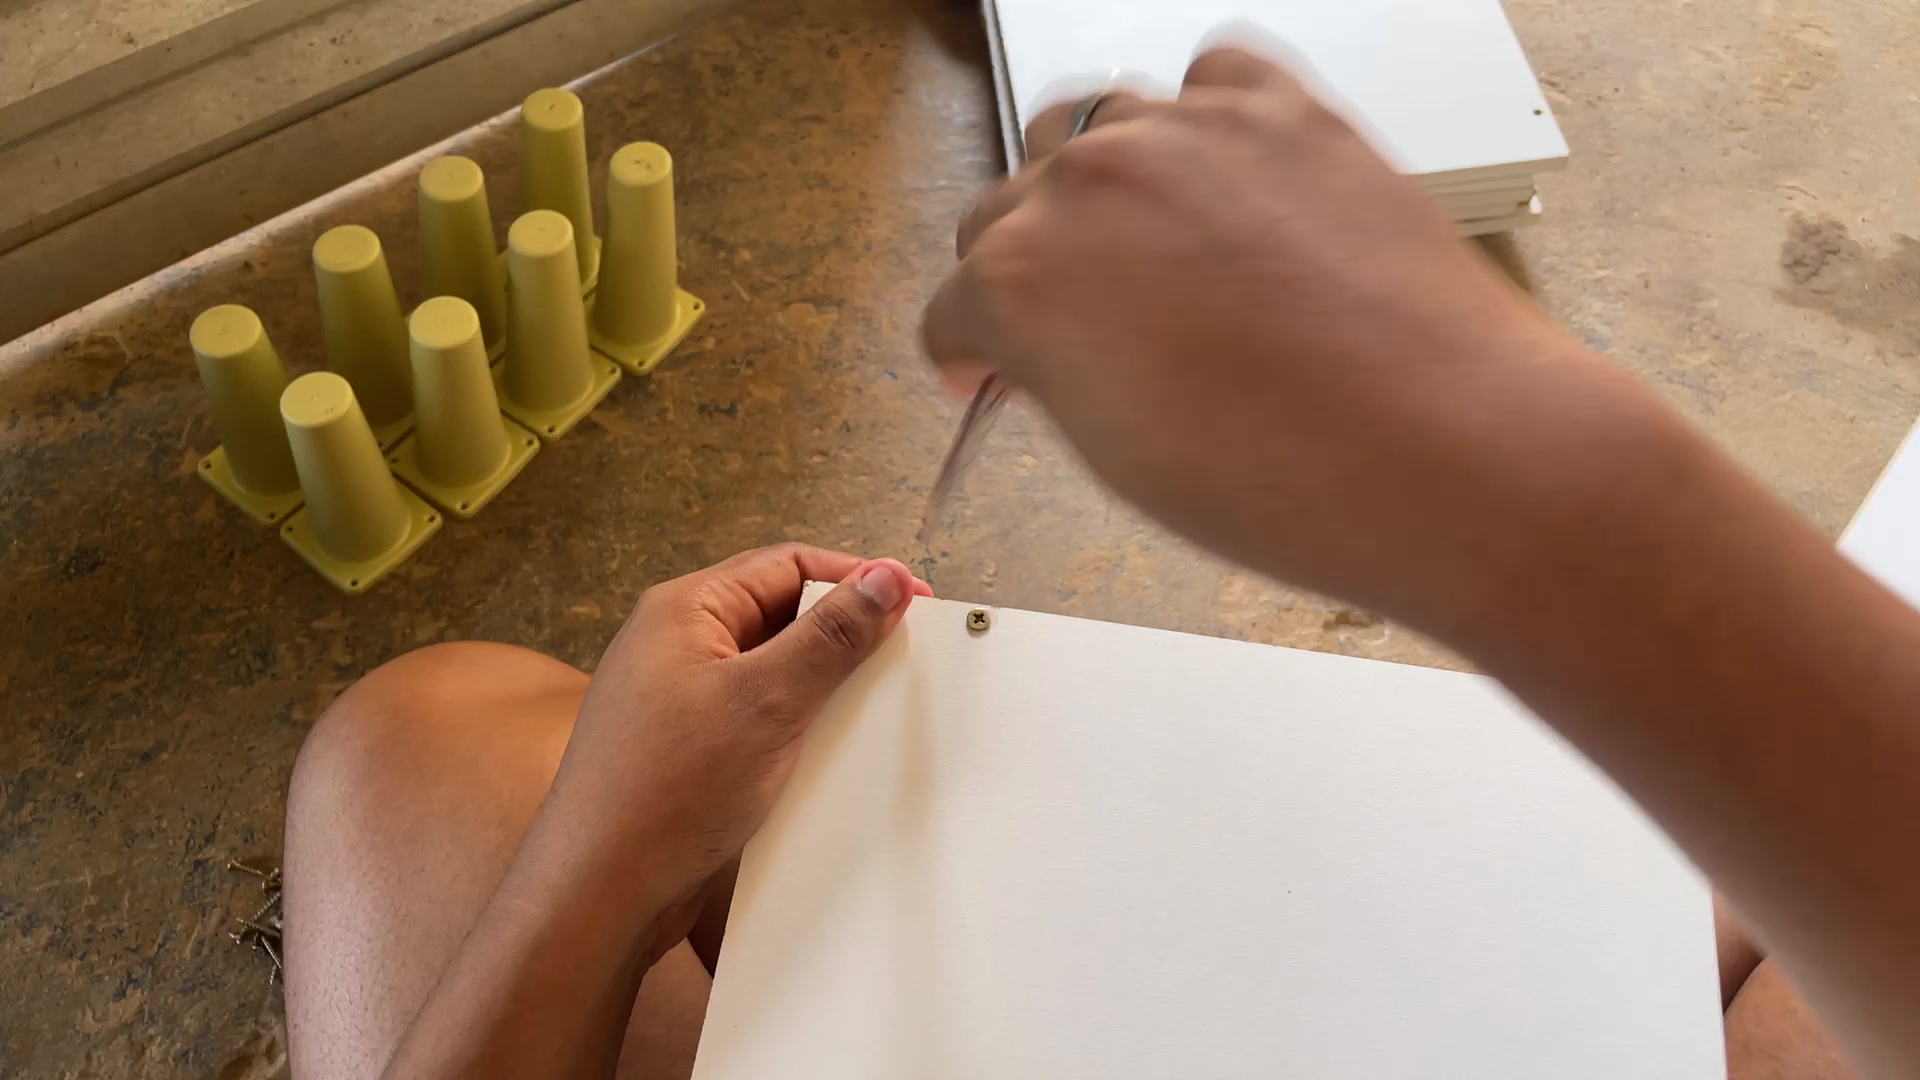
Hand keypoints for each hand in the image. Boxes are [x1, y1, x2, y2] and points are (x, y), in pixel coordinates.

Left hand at [543, 545, 929, 948]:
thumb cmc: (674, 786)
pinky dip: (804, 710)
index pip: (787, 564)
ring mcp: (686, 694)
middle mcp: (683, 641)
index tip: (915, 598)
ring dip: (828, 671)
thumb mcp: (766, 700)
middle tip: (907, 645)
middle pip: (781, 609)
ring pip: (776, 661)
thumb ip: (832, 635)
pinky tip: (839, 732)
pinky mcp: (695, 740)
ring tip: (883, 688)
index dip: (855, 575)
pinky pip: (763, 705)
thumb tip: (889, 575)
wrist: (597, 902)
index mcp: (687, 609)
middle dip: (845, 624)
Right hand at [923, 47, 1673, 630]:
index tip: (981, 368)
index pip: (948, 309)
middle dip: (1010, 272)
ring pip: (1083, 131)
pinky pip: (1203, 79)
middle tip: (1056, 321)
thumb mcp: (1106, 452)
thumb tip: (1040, 346)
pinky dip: (1190, 126)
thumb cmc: (1271, 480)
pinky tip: (1207, 183)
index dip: (961, 352)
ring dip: (1084, 193)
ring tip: (1130, 248)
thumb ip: (1047, 373)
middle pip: (997, 212)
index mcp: (1019, 284)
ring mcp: (1182, 133)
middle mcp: (1083, 187)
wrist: (1432, 452)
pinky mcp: (1279, 108)